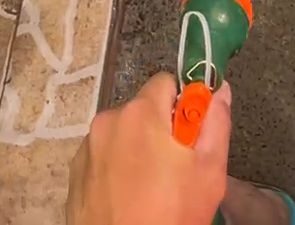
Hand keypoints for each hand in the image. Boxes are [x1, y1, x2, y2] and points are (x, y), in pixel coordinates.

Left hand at [67, 71, 230, 224]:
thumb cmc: (170, 216)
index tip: (190, 137)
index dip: (184, 106)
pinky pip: (104, 157)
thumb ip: (216, 122)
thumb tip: (219, 89)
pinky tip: (127, 199)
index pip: (166, 82)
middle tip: (175, 170)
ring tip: (150, 190)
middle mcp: (108, 120)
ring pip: (123, 134)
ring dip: (138, 149)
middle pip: (143, 109)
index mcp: (140, 112)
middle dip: (161, 130)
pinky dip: (116, 168)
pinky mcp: (75, 174)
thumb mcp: (209, 172)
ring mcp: (87, 148)